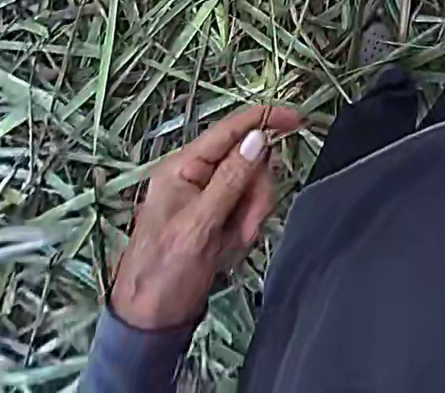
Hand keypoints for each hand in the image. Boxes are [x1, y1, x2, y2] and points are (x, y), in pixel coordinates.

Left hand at [111, 104, 301, 329]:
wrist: (149, 325)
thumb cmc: (164, 274)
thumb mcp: (199, 226)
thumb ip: (231, 180)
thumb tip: (258, 138)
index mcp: (183, 166)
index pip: (230, 130)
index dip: (263, 120)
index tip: (296, 119)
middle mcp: (196, 174)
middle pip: (247, 159)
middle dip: (256, 190)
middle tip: (249, 225)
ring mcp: (206, 195)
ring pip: (251, 183)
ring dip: (251, 213)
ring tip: (235, 242)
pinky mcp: (216, 215)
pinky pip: (246, 206)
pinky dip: (246, 225)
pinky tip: (231, 247)